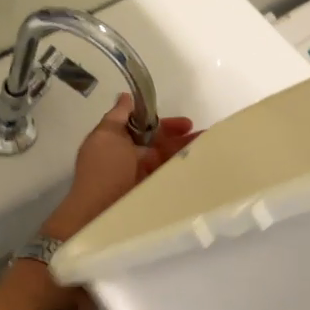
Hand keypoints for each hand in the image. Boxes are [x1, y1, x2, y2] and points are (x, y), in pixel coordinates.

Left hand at [41, 95, 199, 241]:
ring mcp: (141, 178)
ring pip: (166, 160)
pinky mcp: (150, 195)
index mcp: (115, 142)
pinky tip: (200, 166)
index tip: (185, 123)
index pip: (143, 128)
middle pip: (158, 144)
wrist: (100, 212)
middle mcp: (128, 159)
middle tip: (202, 136)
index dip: (162, 123)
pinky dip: (184, 171)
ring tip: (209, 148)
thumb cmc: (103, 170)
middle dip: (179, 138)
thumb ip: (118, 115)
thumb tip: (125, 96)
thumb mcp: (106, 135)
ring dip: (186, 152)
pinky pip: (169, 178)